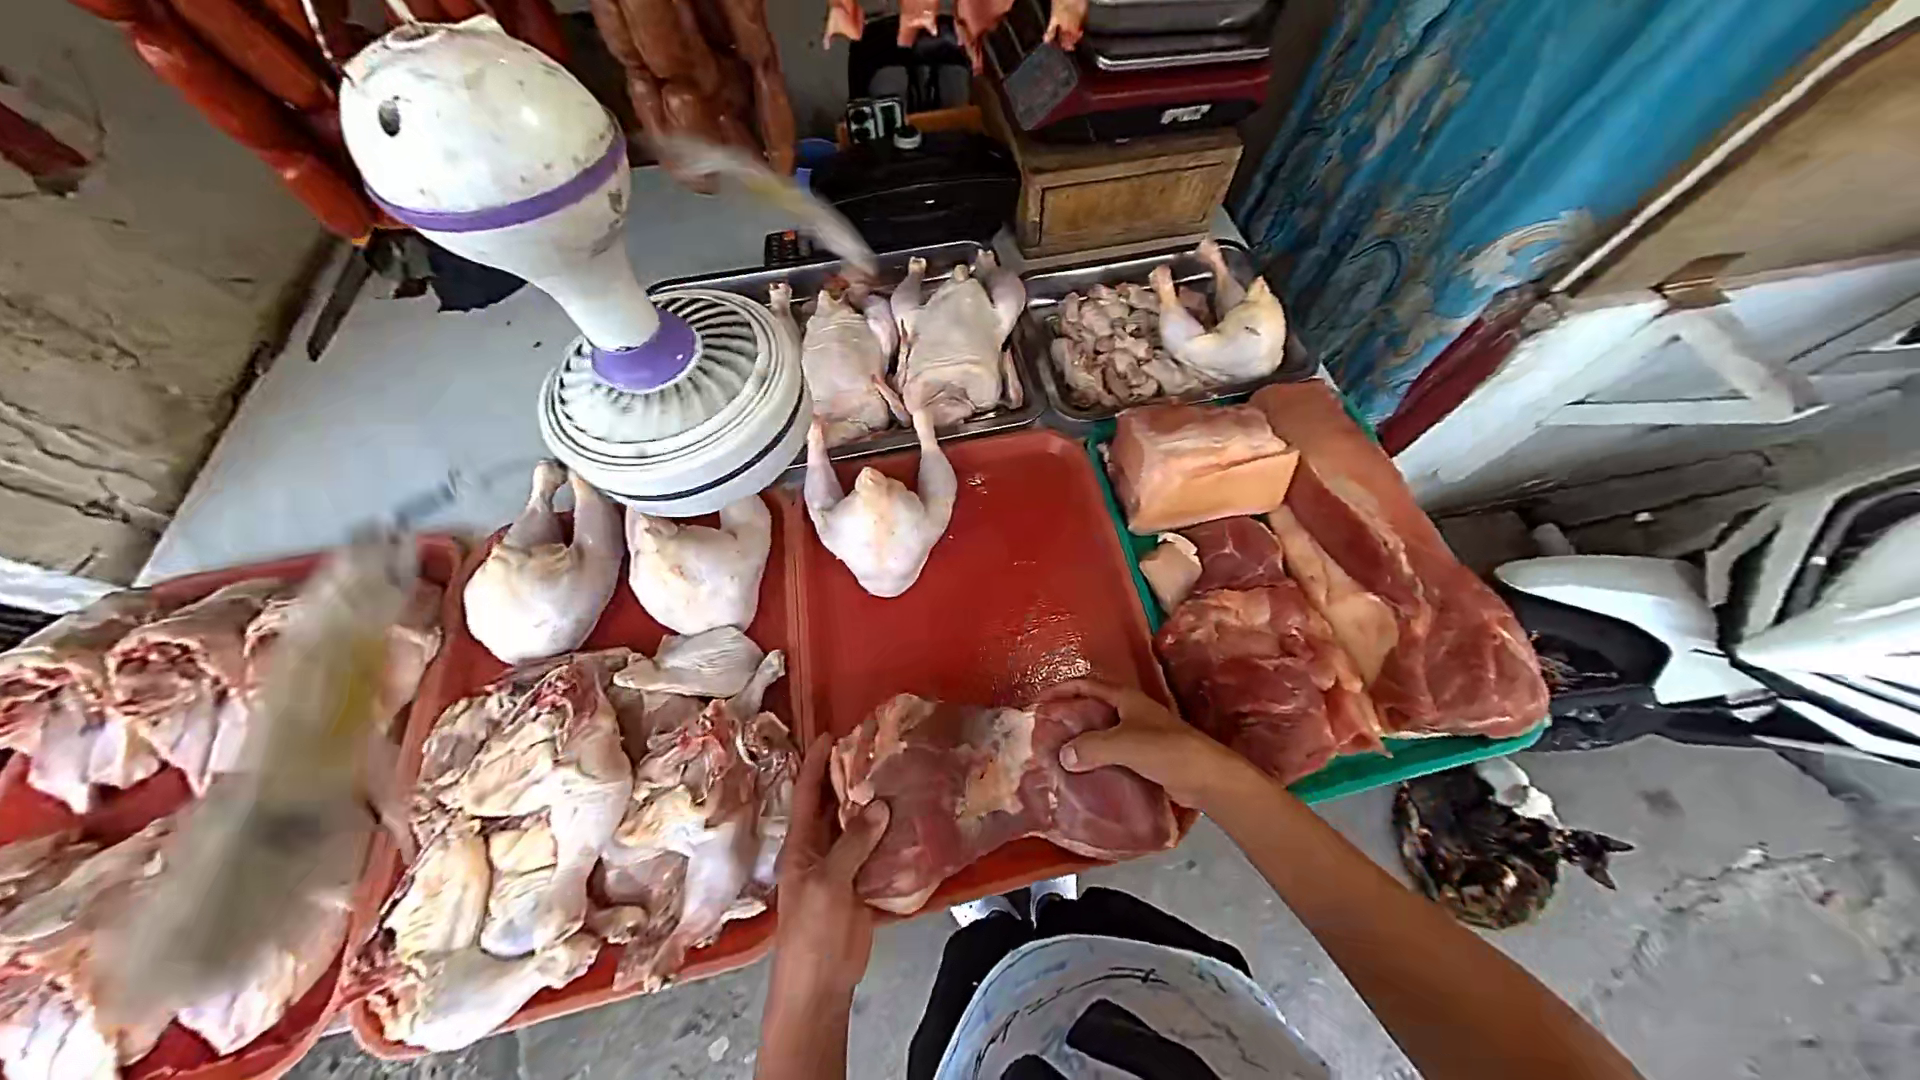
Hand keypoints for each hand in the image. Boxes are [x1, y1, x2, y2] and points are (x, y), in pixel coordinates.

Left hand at [768, 734, 889, 1003]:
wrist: (820, 983)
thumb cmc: (812, 932)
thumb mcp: (828, 883)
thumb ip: (853, 843)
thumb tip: (879, 804)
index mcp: (802, 843)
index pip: (807, 793)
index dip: (815, 763)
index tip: (829, 734)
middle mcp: (821, 847)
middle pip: (835, 804)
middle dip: (850, 776)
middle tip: (876, 748)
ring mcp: (843, 865)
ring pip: (859, 825)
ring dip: (874, 804)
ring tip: (898, 774)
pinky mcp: (863, 882)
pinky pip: (878, 850)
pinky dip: (892, 834)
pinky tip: (911, 818)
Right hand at [1042, 678, 1262, 810]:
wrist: (1206, 776)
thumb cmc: (1166, 749)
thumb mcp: (1123, 744)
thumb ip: (1091, 747)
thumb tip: (1063, 755)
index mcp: (1126, 698)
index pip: (1088, 685)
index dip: (1064, 689)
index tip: (1041, 700)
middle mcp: (1131, 711)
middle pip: (1094, 706)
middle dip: (1070, 714)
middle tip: (1046, 728)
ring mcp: (1139, 733)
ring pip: (1103, 731)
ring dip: (1083, 738)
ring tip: (1059, 751)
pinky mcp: (1145, 756)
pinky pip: (1112, 752)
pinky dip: (1096, 758)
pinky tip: (1085, 771)